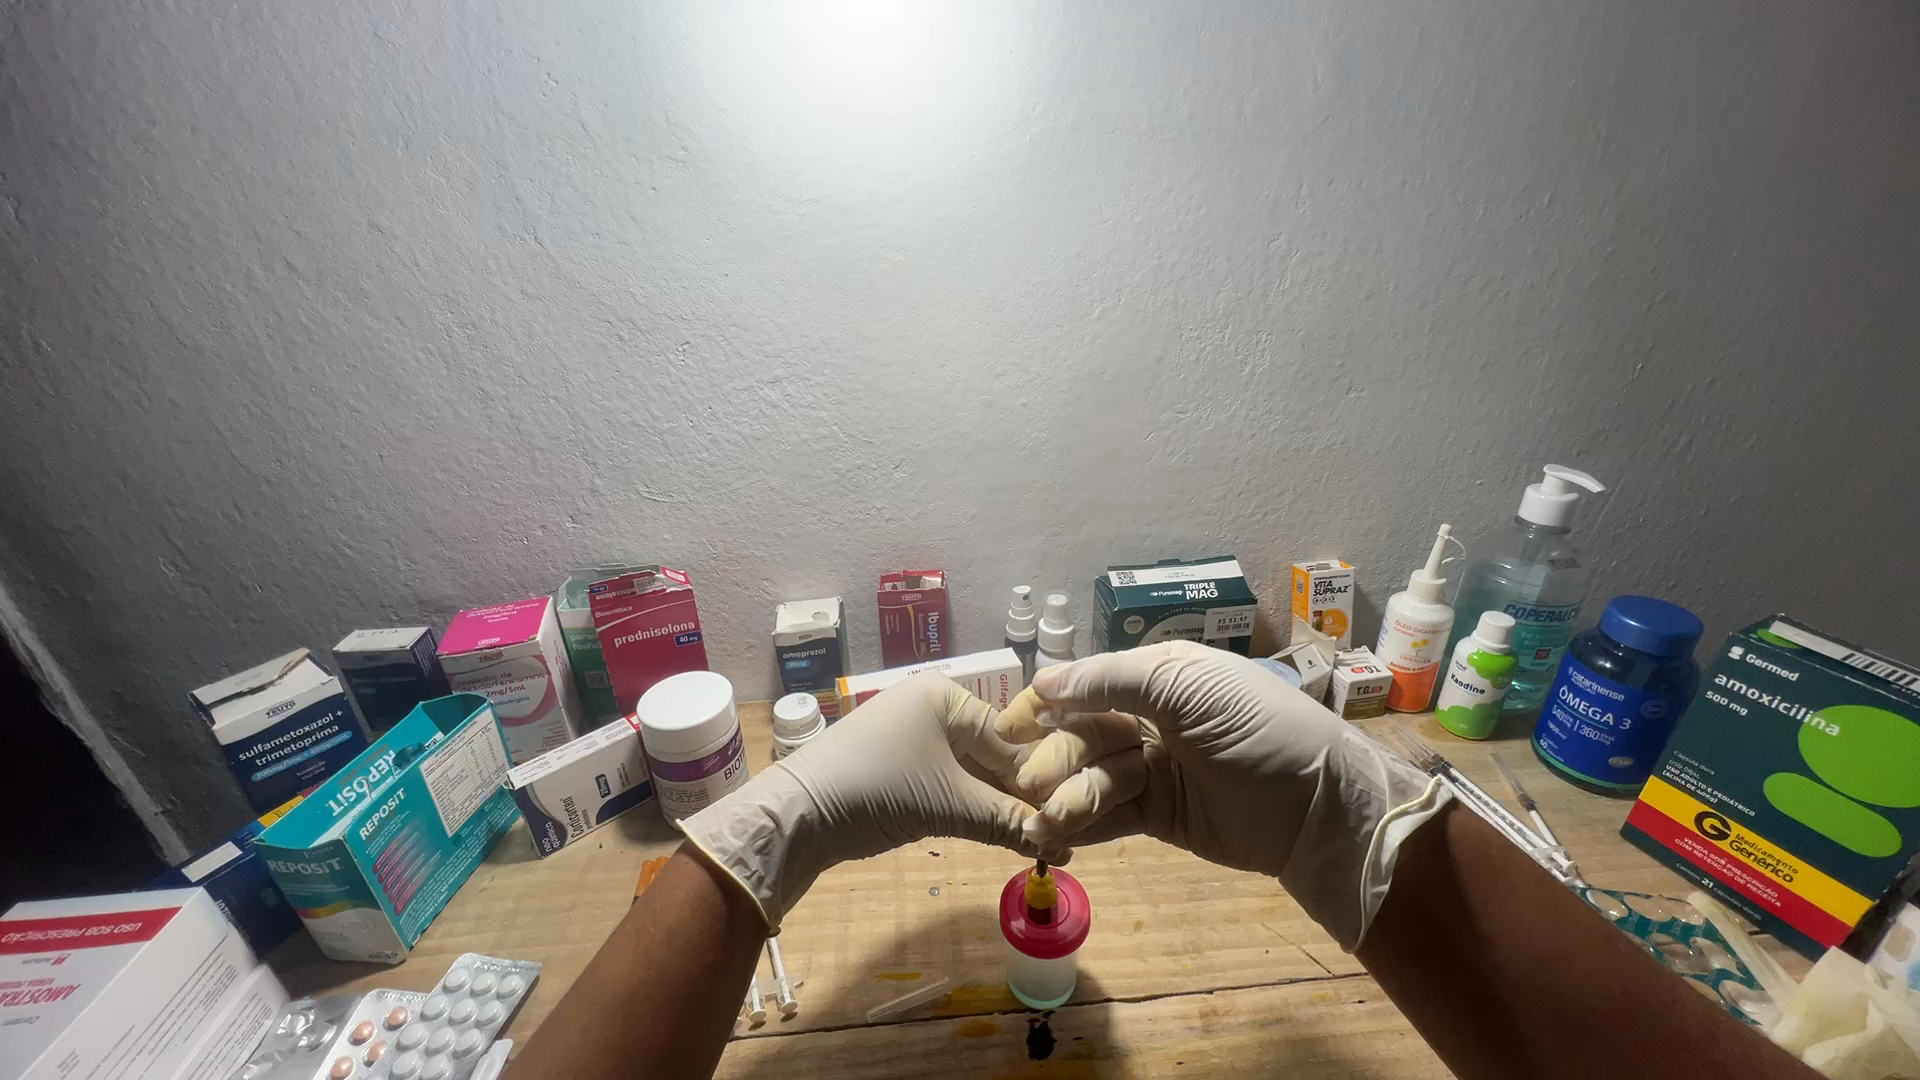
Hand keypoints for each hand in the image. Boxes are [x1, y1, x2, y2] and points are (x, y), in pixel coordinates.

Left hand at [679, 671, 1061, 930]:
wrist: (795, 815)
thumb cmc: (877, 790)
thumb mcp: (948, 805)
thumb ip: (1007, 822)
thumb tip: (1066, 848)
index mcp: (945, 695)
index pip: (1009, 740)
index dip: (1038, 782)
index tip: (1069, 818)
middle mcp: (930, 704)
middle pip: (989, 752)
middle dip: (1016, 794)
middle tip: (1054, 833)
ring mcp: (910, 731)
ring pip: (968, 768)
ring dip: (992, 803)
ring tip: (1030, 836)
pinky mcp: (895, 760)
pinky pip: (944, 777)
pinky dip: (964, 803)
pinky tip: (991, 828)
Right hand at [996, 641, 1448, 948]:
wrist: (1321, 809)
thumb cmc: (1256, 728)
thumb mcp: (1187, 686)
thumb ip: (1112, 681)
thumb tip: (1043, 680)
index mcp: (1156, 675)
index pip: (1087, 682)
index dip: (1047, 702)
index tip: (1008, 724)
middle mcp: (1148, 717)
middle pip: (1083, 733)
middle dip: (1056, 755)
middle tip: (1028, 781)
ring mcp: (1151, 768)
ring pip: (1091, 775)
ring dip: (1066, 794)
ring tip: (1044, 817)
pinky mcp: (1157, 815)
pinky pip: (1109, 813)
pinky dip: (1081, 821)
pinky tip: (1055, 830)